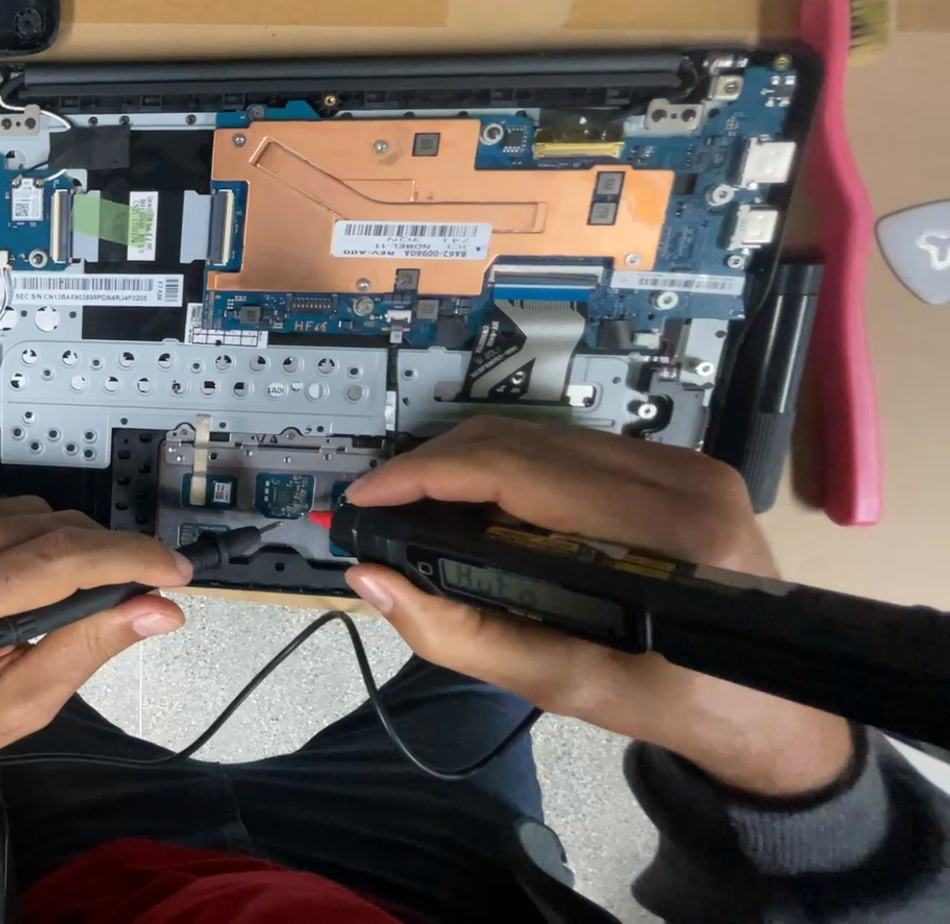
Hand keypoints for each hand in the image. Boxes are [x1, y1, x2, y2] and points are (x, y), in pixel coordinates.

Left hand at [0, 498, 190, 822]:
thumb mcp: (27, 701)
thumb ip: (92, 644)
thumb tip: (162, 608)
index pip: (58, 559)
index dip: (127, 557)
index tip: (175, 569)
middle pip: (49, 527)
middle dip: (108, 552)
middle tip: (143, 587)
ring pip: (31, 512)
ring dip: (72, 543)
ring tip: (87, 587)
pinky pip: (2, 511)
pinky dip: (35, 535)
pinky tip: (40, 572)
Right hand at [343, 416, 854, 797]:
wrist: (775, 708)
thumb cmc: (670, 701)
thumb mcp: (559, 685)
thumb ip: (457, 634)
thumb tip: (369, 577)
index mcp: (662, 532)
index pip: (511, 468)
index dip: (423, 474)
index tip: (365, 498)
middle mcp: (676, 478)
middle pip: (512, 438)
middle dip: (429, 467)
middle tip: (382, 506)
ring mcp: (679, 463)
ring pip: (527, 433)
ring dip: (458, 463)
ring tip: (417, 505)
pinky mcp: (670, 462)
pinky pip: (554, 443)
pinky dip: (496, 465)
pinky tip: (474, 502)